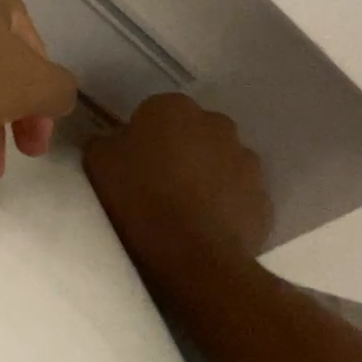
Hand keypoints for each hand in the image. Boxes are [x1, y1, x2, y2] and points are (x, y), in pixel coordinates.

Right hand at [82, 93, 272, 280]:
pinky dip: (222, 200)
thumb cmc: (138, 195)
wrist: (192, 253)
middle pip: (193, 130)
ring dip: (204, 172)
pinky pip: (237, 192)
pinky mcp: (264, 198)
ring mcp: (247, 162)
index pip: (154, 110)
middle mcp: (217, 126)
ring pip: (219, 159)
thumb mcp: (97, 160)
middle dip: (179, 146)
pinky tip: (201, 221)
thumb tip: (117, 141)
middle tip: (155, 175)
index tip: (130, 156)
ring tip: (180, 202)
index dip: (141, 132)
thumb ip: (107, 141)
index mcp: (173, 109)